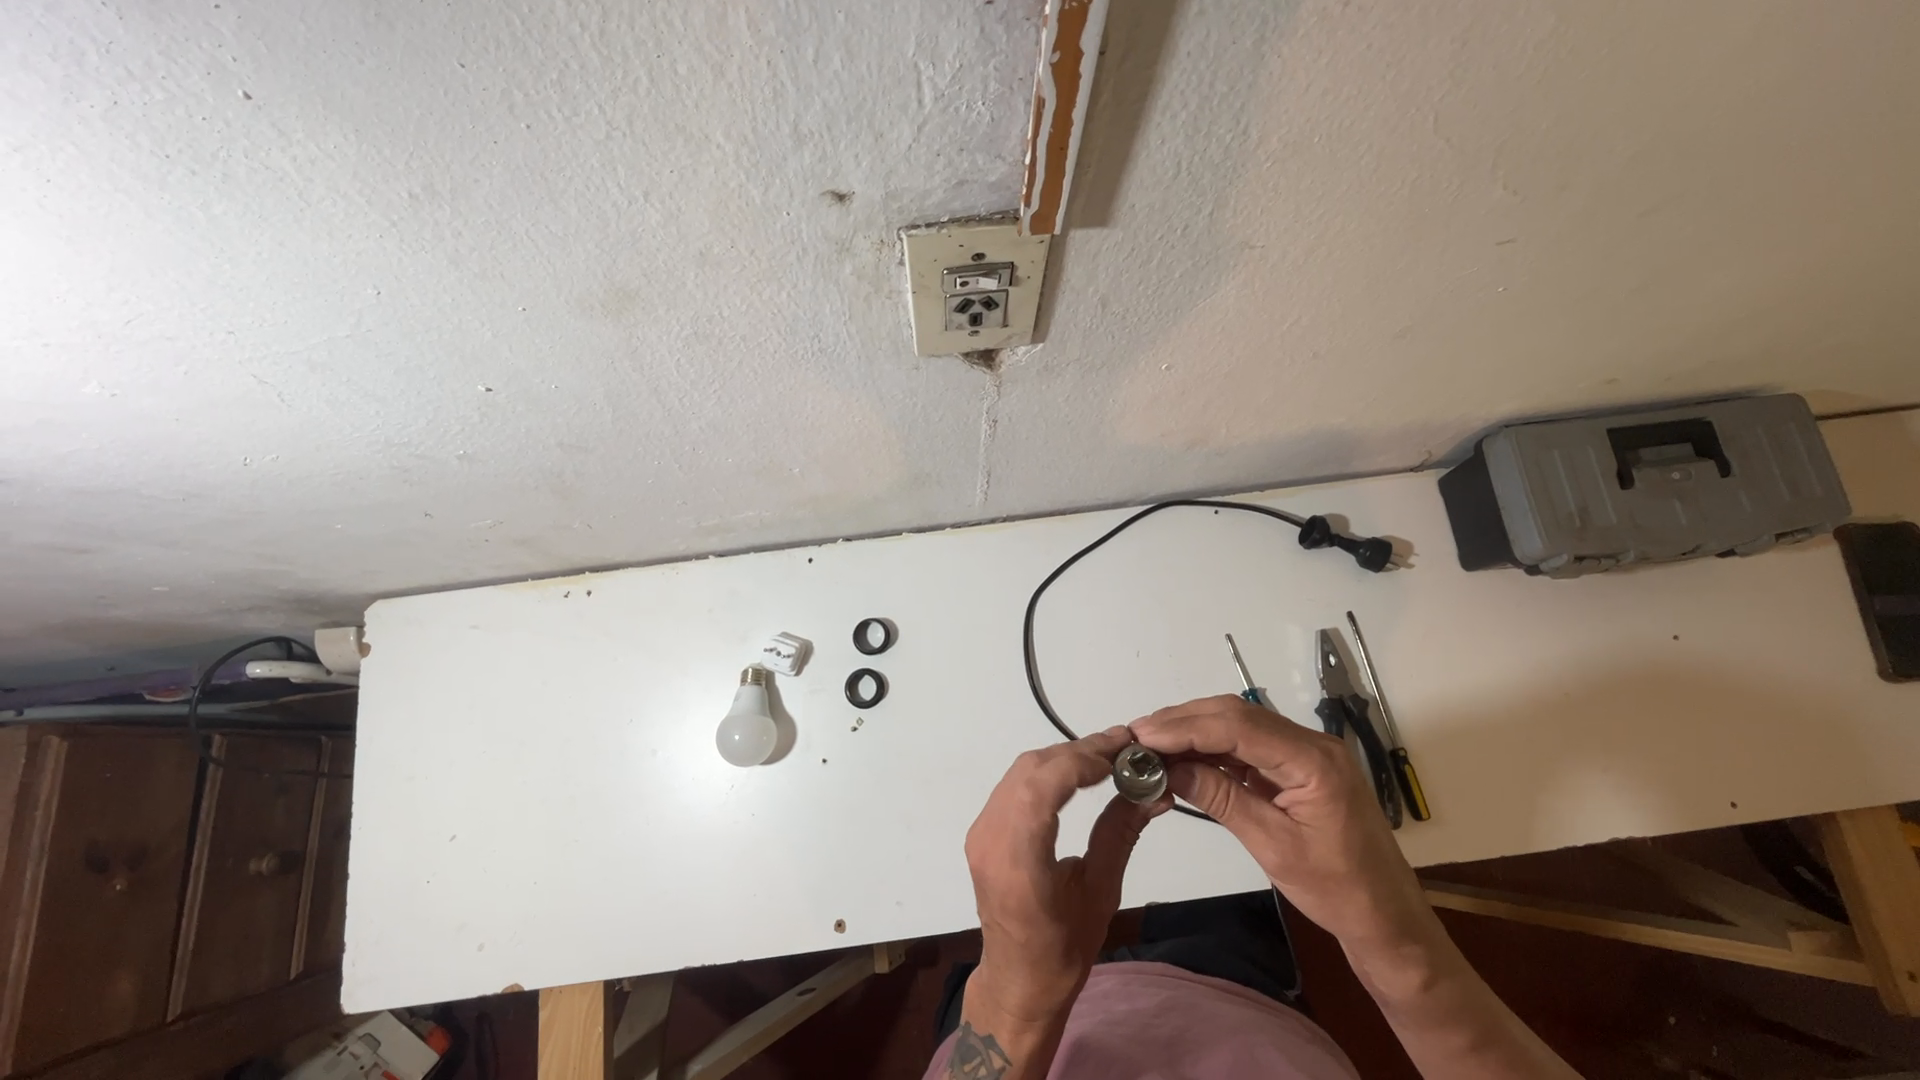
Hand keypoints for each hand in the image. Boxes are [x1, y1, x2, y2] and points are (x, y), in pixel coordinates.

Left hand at [962, 726, 1168, 1023]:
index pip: (1042, 785)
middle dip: (1079, 752)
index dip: (1082, 759)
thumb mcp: (1100, 892)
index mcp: (1017, 859)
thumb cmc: (1063, 949)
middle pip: (1031, 769)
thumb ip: (1120, 833)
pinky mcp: (982, 830)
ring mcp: (981, 831)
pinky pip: (1014, 785)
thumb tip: (1154, 791)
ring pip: (1020, 771)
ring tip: (1108, 757)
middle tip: (1125, 747)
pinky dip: (1047, 772)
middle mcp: (990, 836)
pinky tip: (1078, 775)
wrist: (1018, 980)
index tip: (1124, 753)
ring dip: (1063, 757)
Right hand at [1130, 696, 1434, 954]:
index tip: (1143, 735)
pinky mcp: (1297, 766)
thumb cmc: (1337, 890)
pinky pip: (1248, 745)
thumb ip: (1221, 800)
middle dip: (1183, 721)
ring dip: (1193, 731)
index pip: (1238, 726)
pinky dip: (1211, 749)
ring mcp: (1305, 752)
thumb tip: (1168, 769)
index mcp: (1313, 760)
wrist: (1387, 916)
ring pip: (1239, 724)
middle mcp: (1311, 743)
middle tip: (1137, 736)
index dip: (1186, 726)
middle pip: (1237, 714)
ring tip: (1150, 744)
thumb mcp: (1273, 847)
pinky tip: (1183, 758)